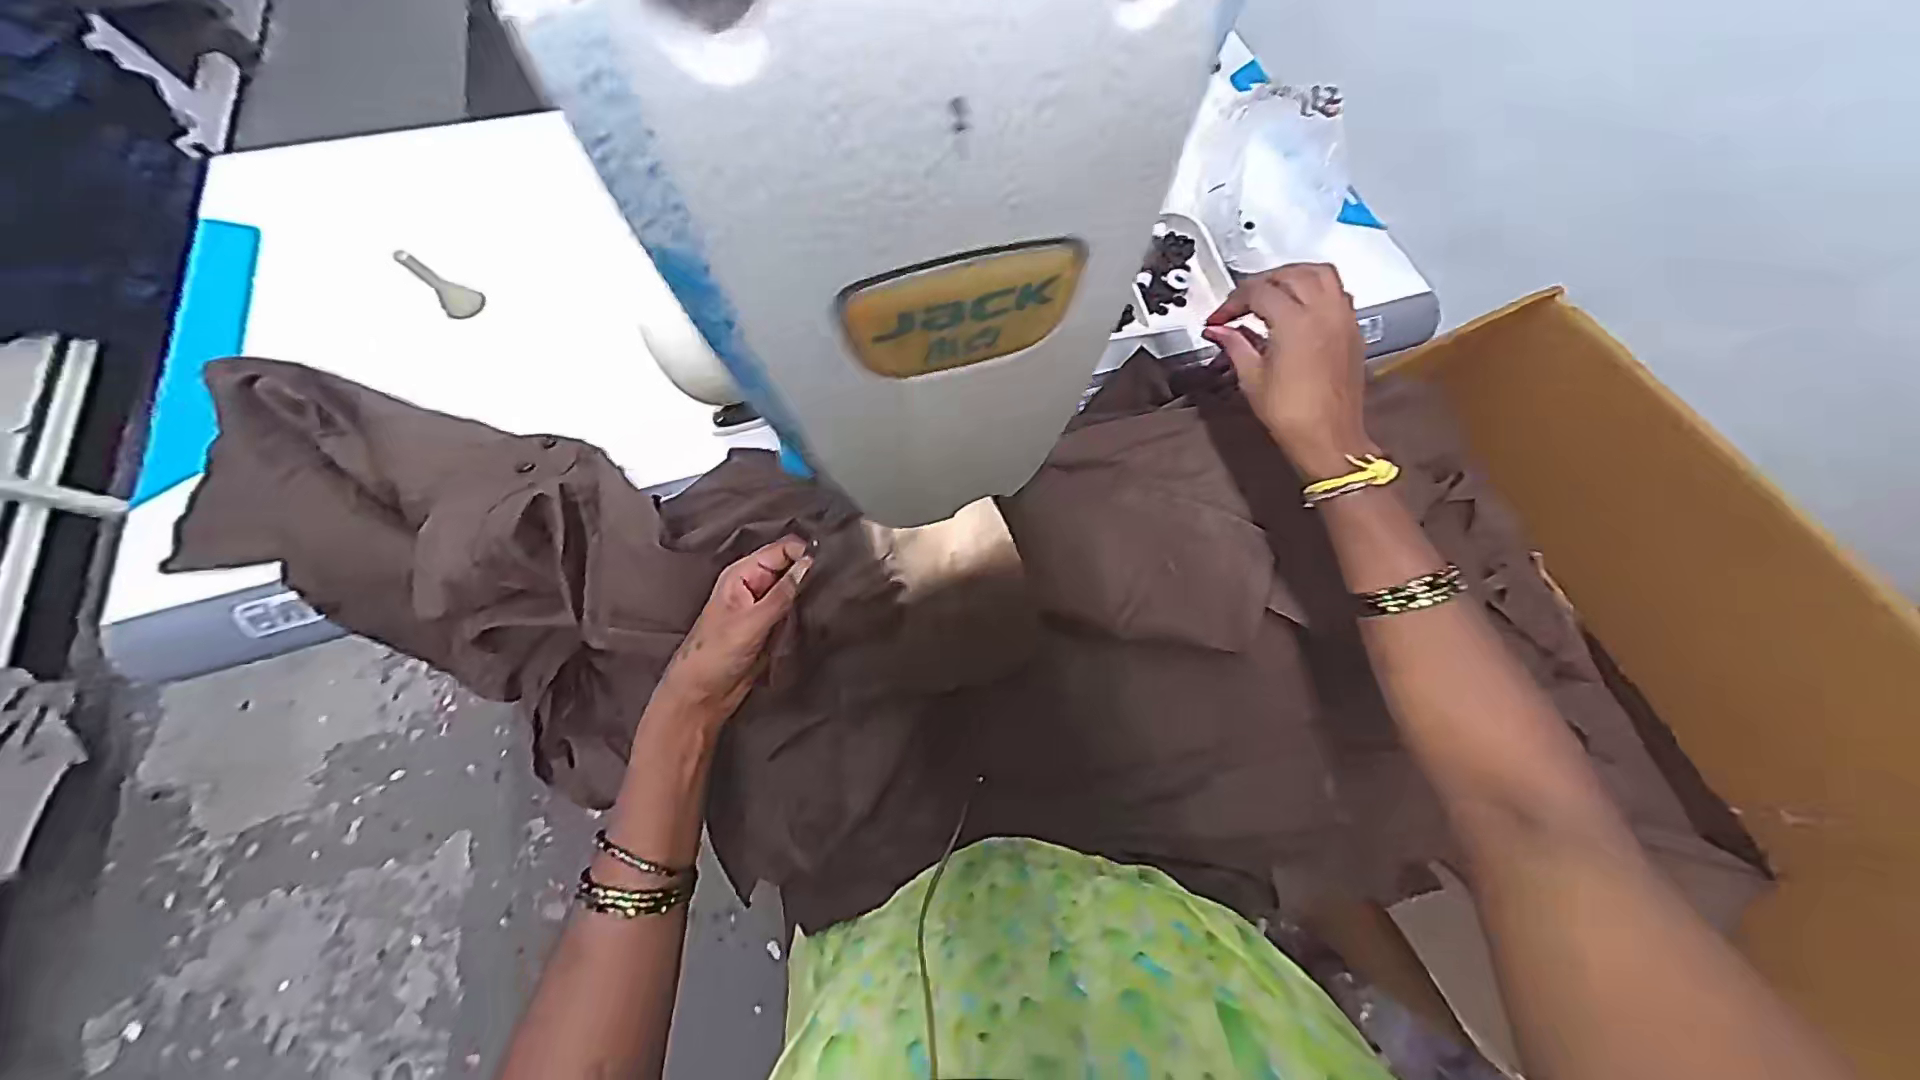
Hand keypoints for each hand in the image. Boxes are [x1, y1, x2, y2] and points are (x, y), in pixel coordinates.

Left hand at [649, 535, 812, 731]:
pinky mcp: (772, 627)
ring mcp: (763, 607)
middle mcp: (754, 586)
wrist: (702, 695)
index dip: (804, 553)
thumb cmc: (712, 657)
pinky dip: (806, 614)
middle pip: (791, 567)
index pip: (781, 550)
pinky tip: (817, 616)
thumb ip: (782, 594)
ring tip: (826, 601)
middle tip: (832, 582)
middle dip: (810, 573)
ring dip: (809, 595)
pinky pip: (796, 612)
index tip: (828, 562)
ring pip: (796, 590)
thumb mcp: (750, 622)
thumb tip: (808, 565)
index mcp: (741, 574)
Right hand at [1201, 263, 1376, 476]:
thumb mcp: (1252, 378)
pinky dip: (1314, 288)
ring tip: (1270, 293)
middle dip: (1260, 283)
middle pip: (1290, 274)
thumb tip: (1218, 331)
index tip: (1218, 319)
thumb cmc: (1291, 414)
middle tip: (1239, 303)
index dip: (1232, 302)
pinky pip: (1336, 292)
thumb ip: (1235, 345)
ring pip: (1319, 274)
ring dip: (1292, 276)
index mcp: (1295, 322)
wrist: (1328, 436)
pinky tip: (1298, 306)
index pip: (1258, 292)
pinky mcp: (1352, 329)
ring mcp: (1343, 318)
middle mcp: (1324, 312)